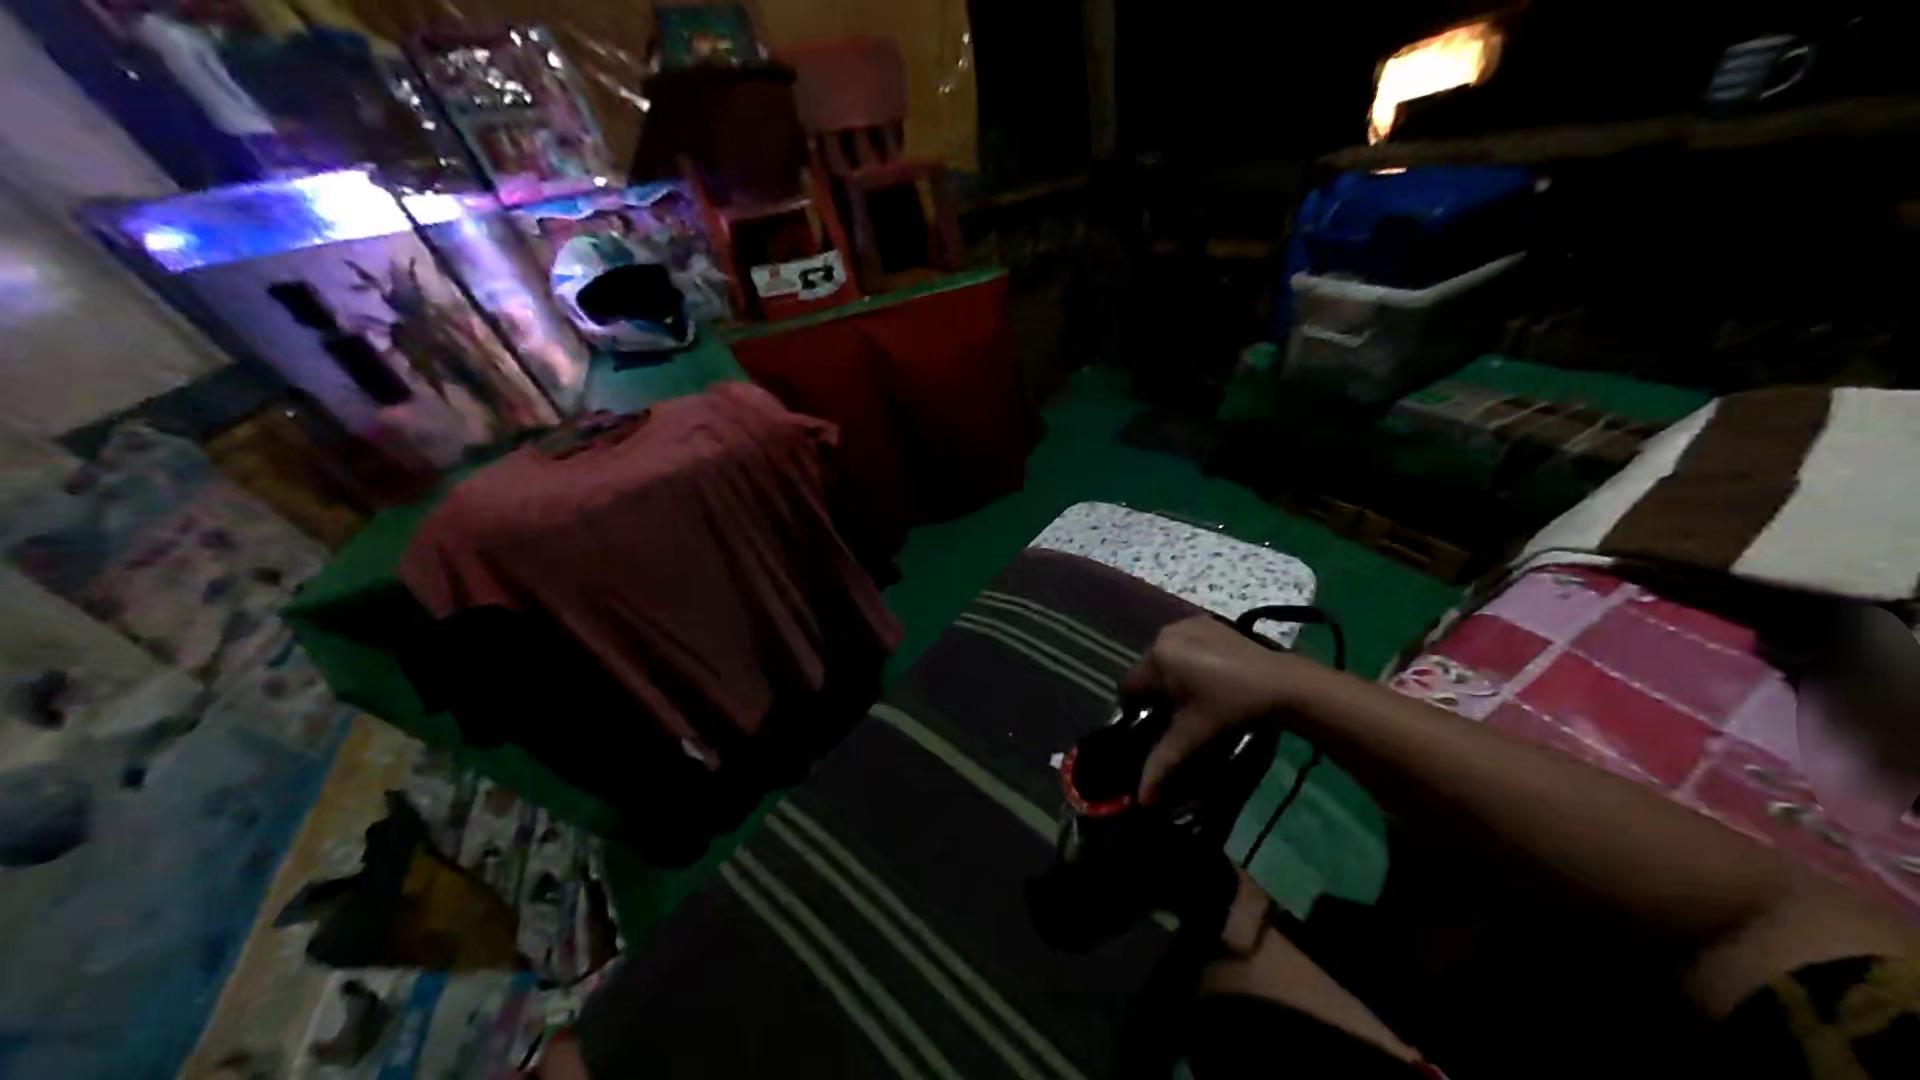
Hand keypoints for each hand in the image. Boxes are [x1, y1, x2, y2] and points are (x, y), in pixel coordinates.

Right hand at [1123, 616, 1316, 803]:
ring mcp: (1188, 624)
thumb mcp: (1193, 736)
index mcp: (1156, 656)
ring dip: (1174, 675)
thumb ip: (1162, 764)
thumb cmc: (1230, 708)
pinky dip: (1190, 659)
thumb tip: (1140, 800)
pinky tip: (1211, 676)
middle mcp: (1166, 634)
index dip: (1140, 709)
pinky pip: (1185, 643)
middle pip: (1149, 670)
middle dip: (1159, 692)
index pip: (1130, 687)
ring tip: (1198, 696)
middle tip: (1181, 713)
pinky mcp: (1208, 621)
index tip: (1159, 724)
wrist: (1282, 684)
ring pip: (1166, 656)